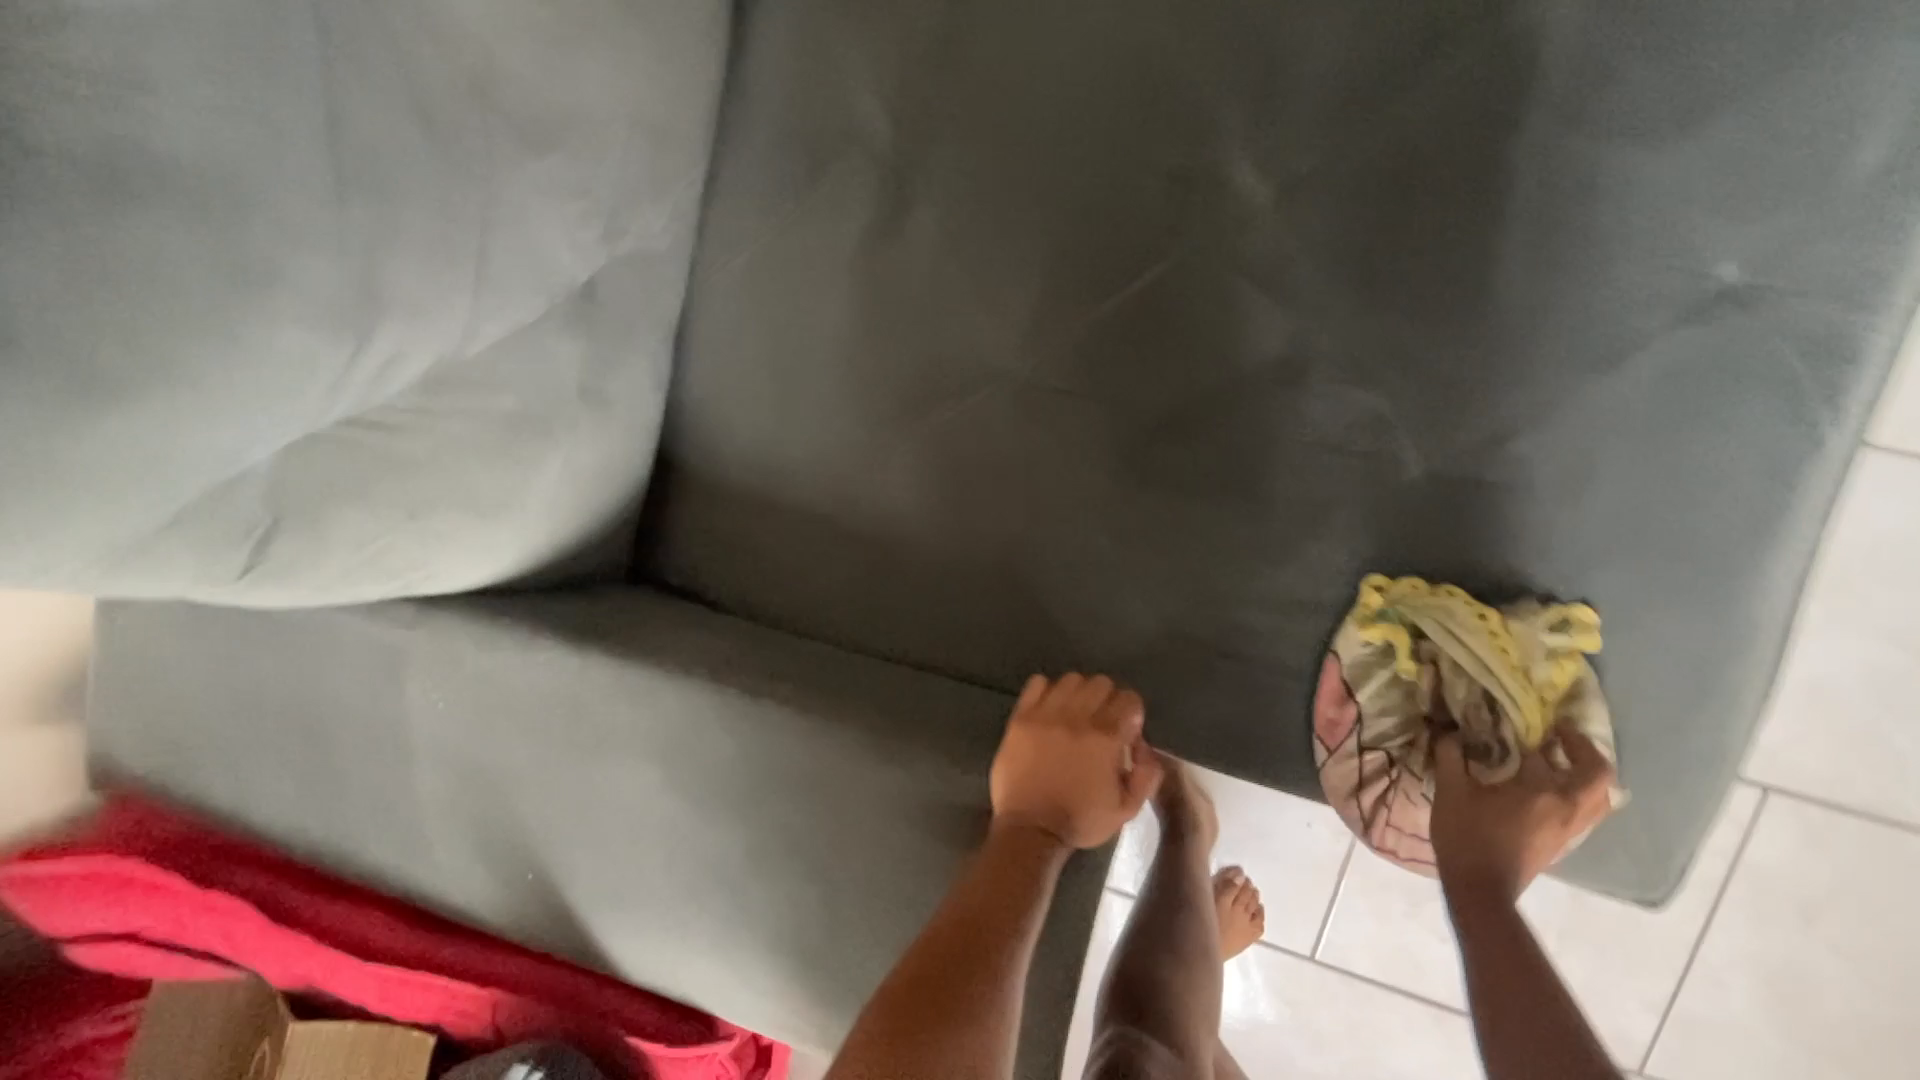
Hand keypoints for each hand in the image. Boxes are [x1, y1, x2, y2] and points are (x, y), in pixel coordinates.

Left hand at [989, 673, 1163, 849]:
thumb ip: (1147, 774)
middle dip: (1107, 700)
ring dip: (1079, 693)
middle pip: (1101, 683)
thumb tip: (1145, 745)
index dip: (1131, 713)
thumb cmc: (1080, 820)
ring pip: (1071, 679)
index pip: (1129, 699)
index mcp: (1105, 738)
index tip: (1124, 731)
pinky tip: (1050, 710)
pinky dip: (1047, 691)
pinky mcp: (1021, 718)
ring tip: (1075, 714)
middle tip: (1101, 722)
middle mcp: (1077, 718)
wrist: (1030, 829)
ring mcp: (1045, 715)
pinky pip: (1037, 684)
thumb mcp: (1127, 808)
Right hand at [1431, 722, 1614, 903]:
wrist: (1480, 888)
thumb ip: (1451, 756)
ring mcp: (1567, 830)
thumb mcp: (1451, 790)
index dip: (1565, 737)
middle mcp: (1567, 810)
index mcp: (1545, 793)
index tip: (1547, 723)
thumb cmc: (1467, 835)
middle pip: (1600, 779)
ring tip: (1554, 763)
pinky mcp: (1559, 843)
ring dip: (1582, 776)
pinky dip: (1573, 794)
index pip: (1567, 757)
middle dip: (1584, 754)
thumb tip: (1449, 732)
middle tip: (1559, 739)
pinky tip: (1540, 789)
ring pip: (1596, 799)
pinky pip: (1582, 812)